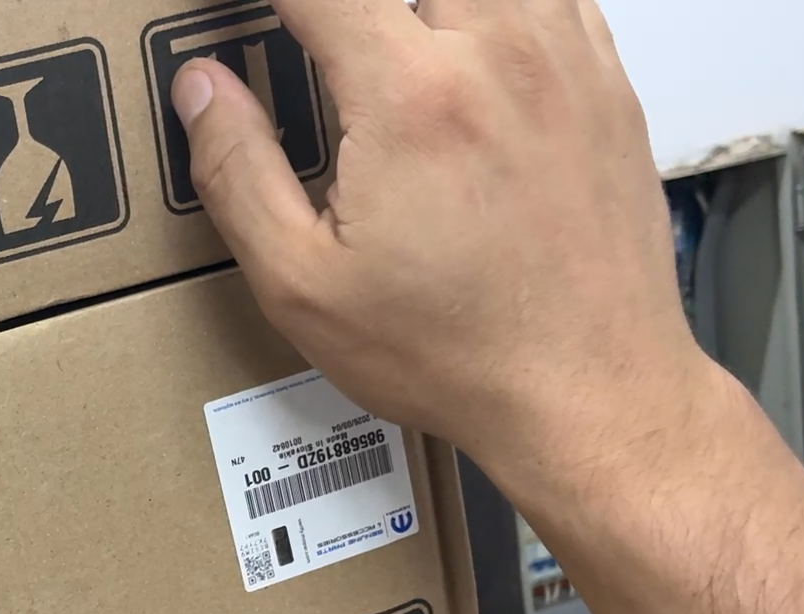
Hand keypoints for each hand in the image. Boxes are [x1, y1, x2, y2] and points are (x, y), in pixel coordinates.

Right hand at [171, 0, 707, 485]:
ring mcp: (564, 55)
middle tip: (300, 27)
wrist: (577, 386)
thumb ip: (239, 174)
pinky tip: (454, 42)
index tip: (226, 14)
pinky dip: (480, 5)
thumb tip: (200, 87)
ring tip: (363, 36)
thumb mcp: (299, 285)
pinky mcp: (603, 81)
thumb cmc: (436, 348)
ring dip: (409, 3)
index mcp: (408, 95)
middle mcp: (498, 46)